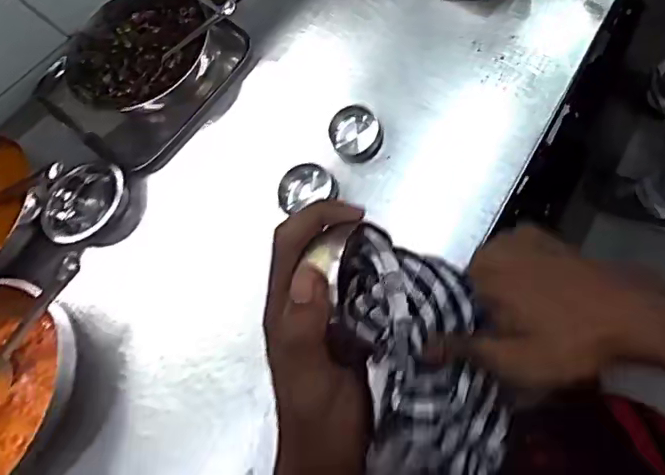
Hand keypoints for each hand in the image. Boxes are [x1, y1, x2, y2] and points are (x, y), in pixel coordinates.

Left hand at [264, 200, 368, 474]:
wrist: (329, 459)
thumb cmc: (316, 422)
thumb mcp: (308, 372)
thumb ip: (303, 325)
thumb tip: (308, 273)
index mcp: (284, 307)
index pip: (288, 243)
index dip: (314, 218)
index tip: (349, 214)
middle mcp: (295, 304)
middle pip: (301, 244)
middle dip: (327, 221)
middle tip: (362, 221)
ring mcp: (316, 315)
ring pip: (322, 261)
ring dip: (344, 242)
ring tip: (373, 240)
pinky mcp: (337, 328)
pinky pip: (344, 285)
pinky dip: (360, 270)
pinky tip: (380, 276)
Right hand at [434, 226, 664, 390]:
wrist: (628, 312)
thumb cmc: (569, 340)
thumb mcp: (516, 361)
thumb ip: (465, 348)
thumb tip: (422, 343)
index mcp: (480, 271)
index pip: (452, 295)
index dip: (464, 319)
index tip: (479, 340)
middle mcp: (492, 245)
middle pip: (474, 278)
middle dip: (484, 302)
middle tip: (508, 334)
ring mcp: (519, 234)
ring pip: (496, 264)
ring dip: (504, 285)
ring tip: (528, 316)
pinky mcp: (543, 234)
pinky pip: (518, 253)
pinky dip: (523, 268)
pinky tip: (542, 292)